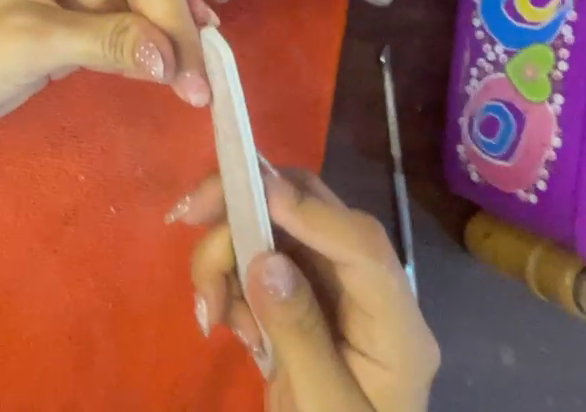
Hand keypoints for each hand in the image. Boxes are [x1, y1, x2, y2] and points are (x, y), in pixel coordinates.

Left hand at [0, 0, 208, 143]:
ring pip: (122, 5)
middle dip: (167, 12)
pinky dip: (136, 47)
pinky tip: (168, 63)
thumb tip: (176, 56)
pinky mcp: (59, 26)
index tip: (207, 22)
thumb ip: (107, 40)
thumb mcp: (35, 42)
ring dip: (157, 33)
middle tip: (214, 48)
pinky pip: (109, 29)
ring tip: (203, 61)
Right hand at [172, 164, 436, 411]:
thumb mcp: (322, 409)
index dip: (312, 212)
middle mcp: (365, 294)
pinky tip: (219, 318)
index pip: (364, 249)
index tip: (256, 194)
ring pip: (270, 229)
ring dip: (224, 252)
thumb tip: (267, 259)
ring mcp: (328, 292)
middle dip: (246, 206)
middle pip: (312, 215)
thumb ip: (299, 335)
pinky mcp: (293, 297)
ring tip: (208, 308)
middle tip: (190, 215)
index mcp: (395, 328)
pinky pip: (251, 257)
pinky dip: (223, 275)